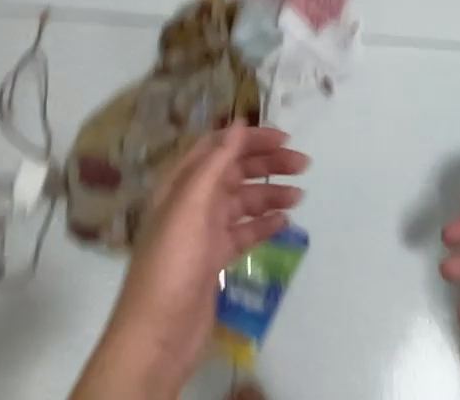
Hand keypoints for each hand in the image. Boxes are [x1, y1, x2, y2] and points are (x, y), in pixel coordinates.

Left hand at [74, 126, 308, 399]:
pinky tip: (285, 222)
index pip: (217, 147)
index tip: (283, 138)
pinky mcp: (215, 258)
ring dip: (271, 194)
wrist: (156, 334)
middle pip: (234, 172)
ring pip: (243, 201)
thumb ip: (215, 163)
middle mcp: (192, 203)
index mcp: (180, 185)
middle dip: (268, 164)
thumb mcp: (191, 206)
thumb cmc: (172, 263)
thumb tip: (238, 125)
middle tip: (303, 164)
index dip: (248, 139)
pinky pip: (245, 231)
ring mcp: (204, 232)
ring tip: (299, 196)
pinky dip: (265, 223)